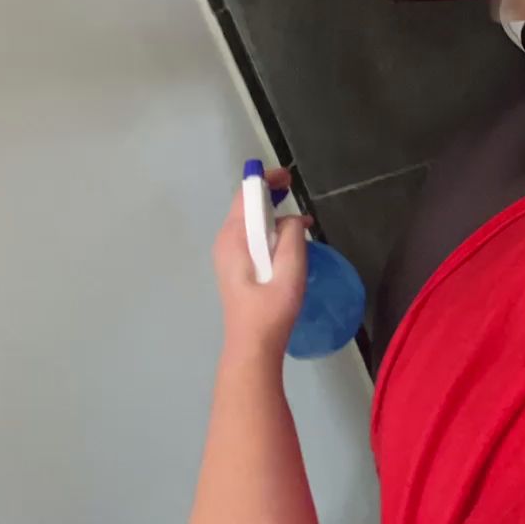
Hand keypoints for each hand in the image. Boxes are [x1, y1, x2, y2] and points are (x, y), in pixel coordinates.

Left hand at [212, 166, 305, 364]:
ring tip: (299, 218)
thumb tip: (292, 218)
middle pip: (245, 205)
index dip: (265, 179)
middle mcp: (225, 242)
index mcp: (235, 239)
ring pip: (248, 221)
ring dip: (271, 212)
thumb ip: (291, 236)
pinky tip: (288, 239)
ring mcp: (226, 255)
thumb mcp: (290, 269)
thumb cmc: (271, 309)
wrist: (253, 346)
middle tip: (294, 189)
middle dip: (269, 192)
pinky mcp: (234, 266)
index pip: (246, 195)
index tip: (288, 177)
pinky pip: (250, 235)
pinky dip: (268, 228)